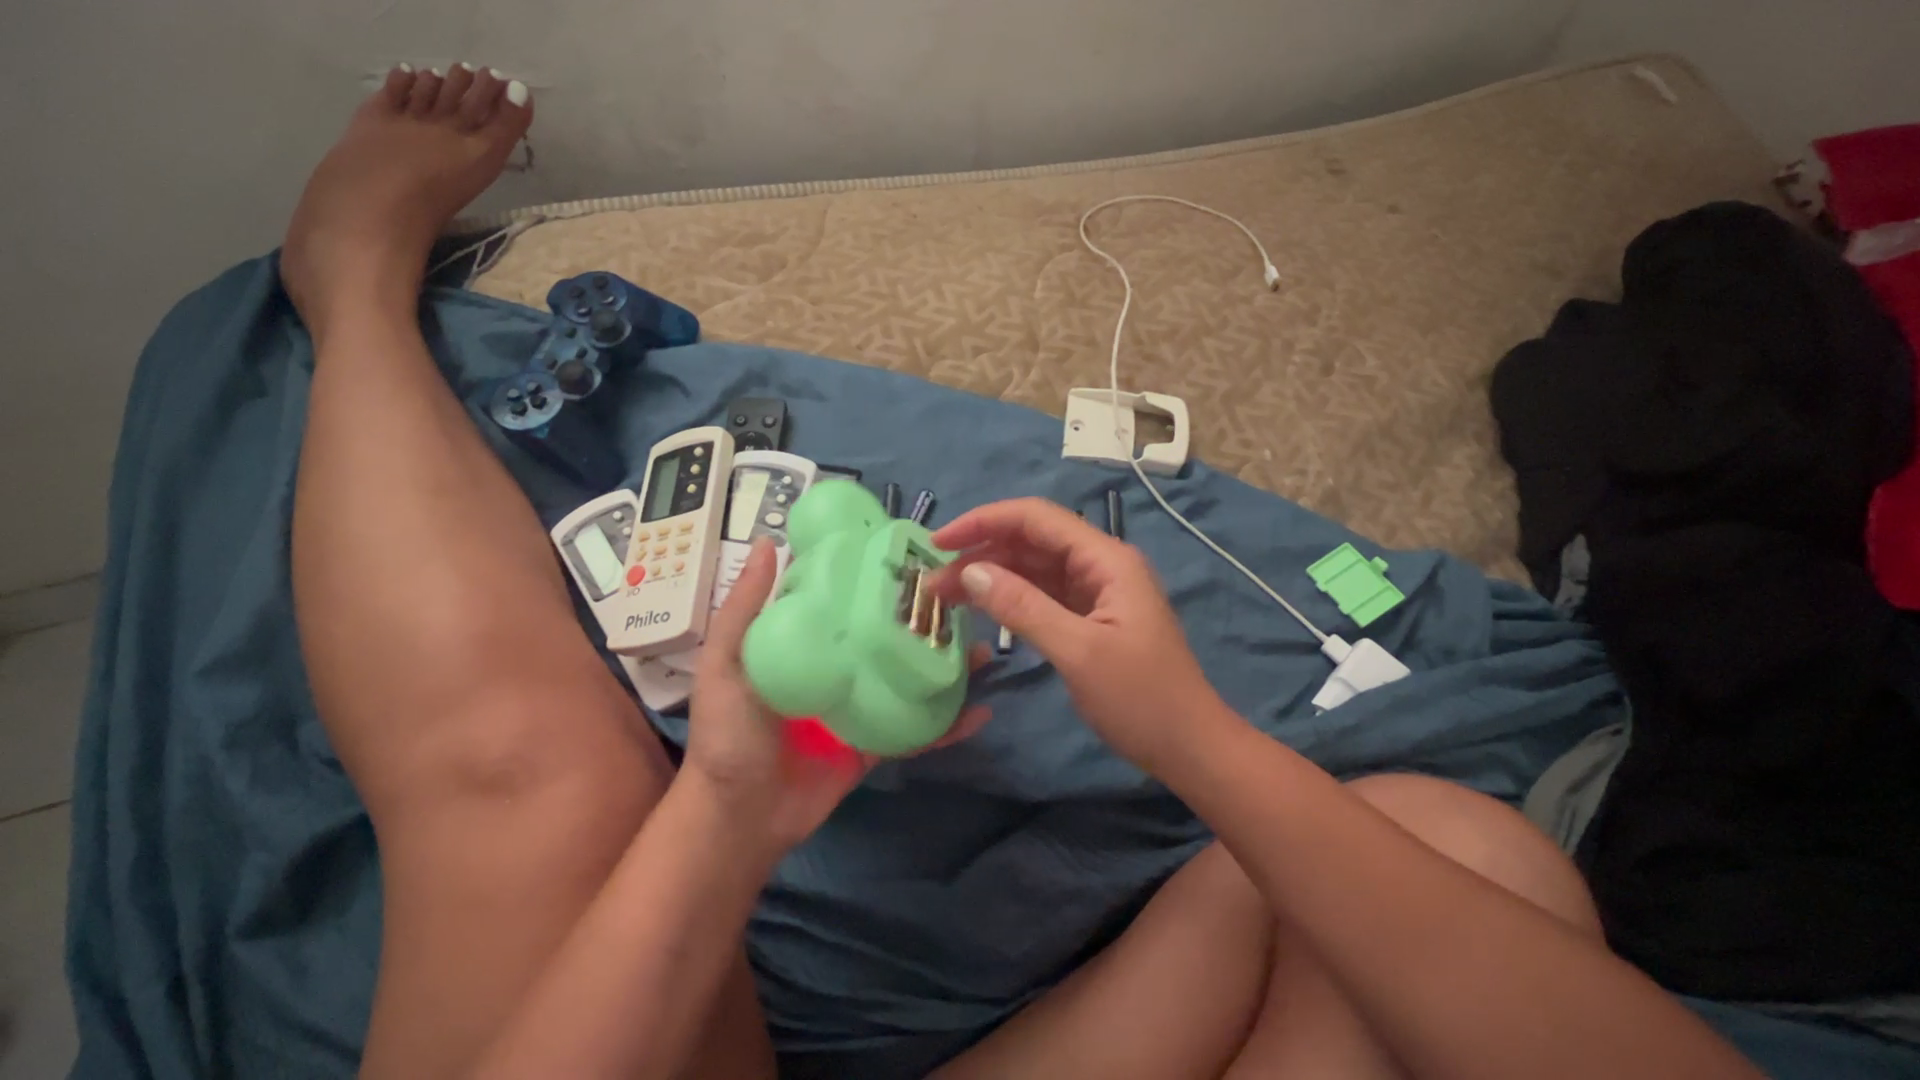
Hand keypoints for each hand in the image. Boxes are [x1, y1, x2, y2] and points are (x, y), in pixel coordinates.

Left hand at [685, 540, 991, 855]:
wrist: (739, 816)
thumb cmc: (728, 734)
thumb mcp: (726, 663)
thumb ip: (745, 608)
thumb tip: (772, 542)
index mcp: (803, 646)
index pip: (845, 602)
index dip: (875, 578)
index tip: (911, 555)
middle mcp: (836, 671)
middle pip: (886, 638)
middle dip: (924, 620)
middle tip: (963, 600)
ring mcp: (859, 709)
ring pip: (909, 680)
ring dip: (946, 666)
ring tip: (983, 648)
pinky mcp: (875, 747)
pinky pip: (916, 731)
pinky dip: (948, 725)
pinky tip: (981, 711)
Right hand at [931, 497, 1227, 771]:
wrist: (1190, 747)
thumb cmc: (1140, 699)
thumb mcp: (1077, 652)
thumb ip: (1023, 607)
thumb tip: (969, 572)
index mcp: (1106, 559)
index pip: (1036, 519)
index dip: (983, 522)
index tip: (937, 543)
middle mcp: (1101, 566)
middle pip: (1031, 541)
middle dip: (980, 553)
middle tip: (932, 582)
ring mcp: (1097, 593)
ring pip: (1033, 569)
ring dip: (990, 577)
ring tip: (944, 597)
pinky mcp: (1090, 619)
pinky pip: (1042, 596)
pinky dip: (1009, 599)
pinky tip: (980, 610)